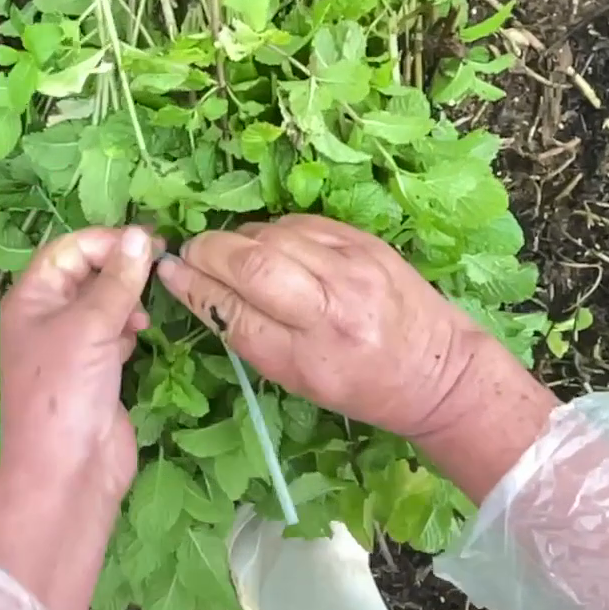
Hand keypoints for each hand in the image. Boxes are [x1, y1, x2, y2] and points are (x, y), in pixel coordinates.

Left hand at [0, 226, 155, 609]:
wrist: (67, 474)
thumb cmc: (66, 390)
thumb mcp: (91, 326)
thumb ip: (118, 280)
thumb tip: (141, 234)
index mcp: (32, 297)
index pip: (69, 249)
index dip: (106, 240)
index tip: (148, 240)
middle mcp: (47, 315)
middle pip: (86, 273)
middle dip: (119, 268)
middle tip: (158, 265)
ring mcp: (71, 344)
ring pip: (102, 302)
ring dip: (126, 299)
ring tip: (144, 313)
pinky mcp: (94, 369)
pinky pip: (113, 331)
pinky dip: (128, 327)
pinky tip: (139, 336)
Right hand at [159, 215, 555, 498]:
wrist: (441, 370)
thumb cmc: (361, 387)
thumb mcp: (298, 379)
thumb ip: (246, 330)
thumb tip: (192, 283)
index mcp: (309, 360)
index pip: (234, 313)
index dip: (192, 287)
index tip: (167, 271)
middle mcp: (331, 310)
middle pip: (251, 262)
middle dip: (207, 251)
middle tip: (190, 253)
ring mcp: (352, 268)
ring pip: (270, 235)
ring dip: (237, 239)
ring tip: (231, 253)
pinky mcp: (363, 240)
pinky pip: (297, 223)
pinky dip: (271, 230)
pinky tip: (271, 245)